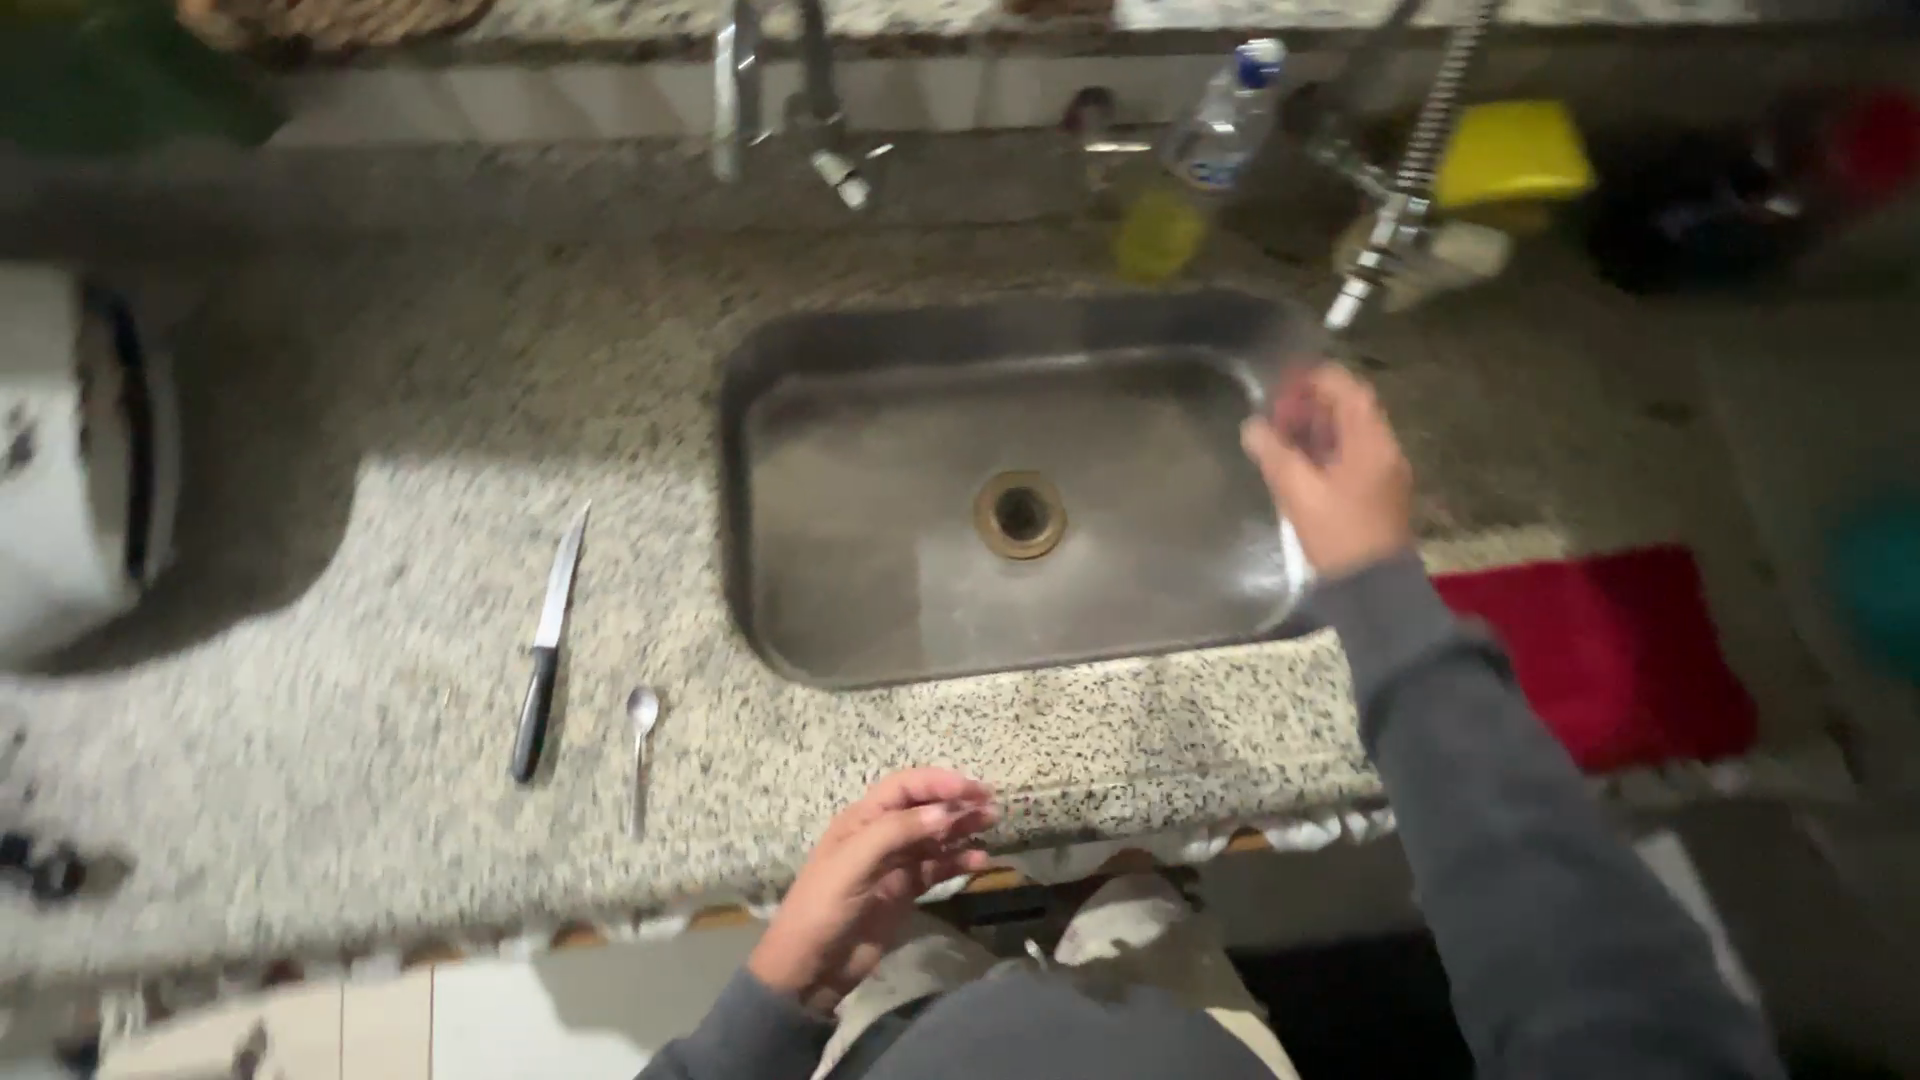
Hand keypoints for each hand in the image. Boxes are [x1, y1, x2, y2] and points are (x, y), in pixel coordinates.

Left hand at [747, 768, 996, 1014]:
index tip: (969, 788)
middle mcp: (880, 834)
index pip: (905, 787)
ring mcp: (894, 863)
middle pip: (924, 809)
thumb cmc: (823, 907)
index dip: (937, 782)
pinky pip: (936, 868)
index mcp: (862, 818)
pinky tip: (978, 861)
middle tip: (991, 803)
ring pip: (934, 837)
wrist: (809, 969)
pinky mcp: (904, 890)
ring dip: (961, 828)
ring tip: (991, 824)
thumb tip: (944, 810)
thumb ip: (897, 832)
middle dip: (955, 802)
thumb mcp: (854, 863)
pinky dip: (957, 862)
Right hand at [1241, 364, 1413, 578]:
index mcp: (1371, 442)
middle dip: (1309, 405)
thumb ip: (1274, 455)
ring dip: (1313, 428)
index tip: (1283, 382)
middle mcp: (1382, 449)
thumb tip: (1252, 427)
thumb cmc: (1338, 534)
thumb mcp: (1299, 493)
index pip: (1348, 391)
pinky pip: (1346, 455)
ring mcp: (1380, 470)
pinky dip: (1320, 449)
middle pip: (1348, 410)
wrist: (1372, 585)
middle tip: (1273, 412)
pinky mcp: (1372, 490)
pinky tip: (1293, 461)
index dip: (1316, 380)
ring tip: (1276, 435)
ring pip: (1346, 434)